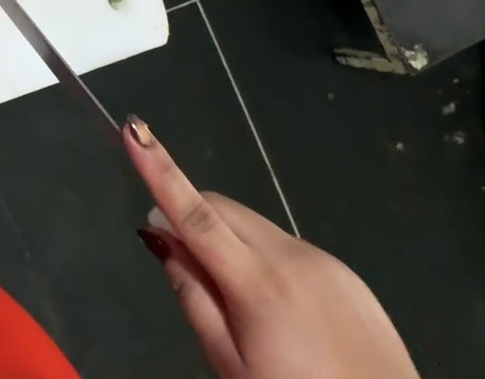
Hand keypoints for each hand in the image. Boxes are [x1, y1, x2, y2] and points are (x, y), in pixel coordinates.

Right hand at [124, 115, 418, 378]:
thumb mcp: (229, 361)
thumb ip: (191, 292)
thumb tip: (163, 236)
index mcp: (258, 283)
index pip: (194, 212)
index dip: (159, 168)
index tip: (135, 129)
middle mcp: (294, 258)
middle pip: (220, 208)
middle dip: (191, 218)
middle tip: (181, 262)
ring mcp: (327, 263)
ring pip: (252, 226)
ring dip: (228, 241)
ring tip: (240, 300)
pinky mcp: (350, 276)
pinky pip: (286, 247)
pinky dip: (263, 258)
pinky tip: (281, 308)